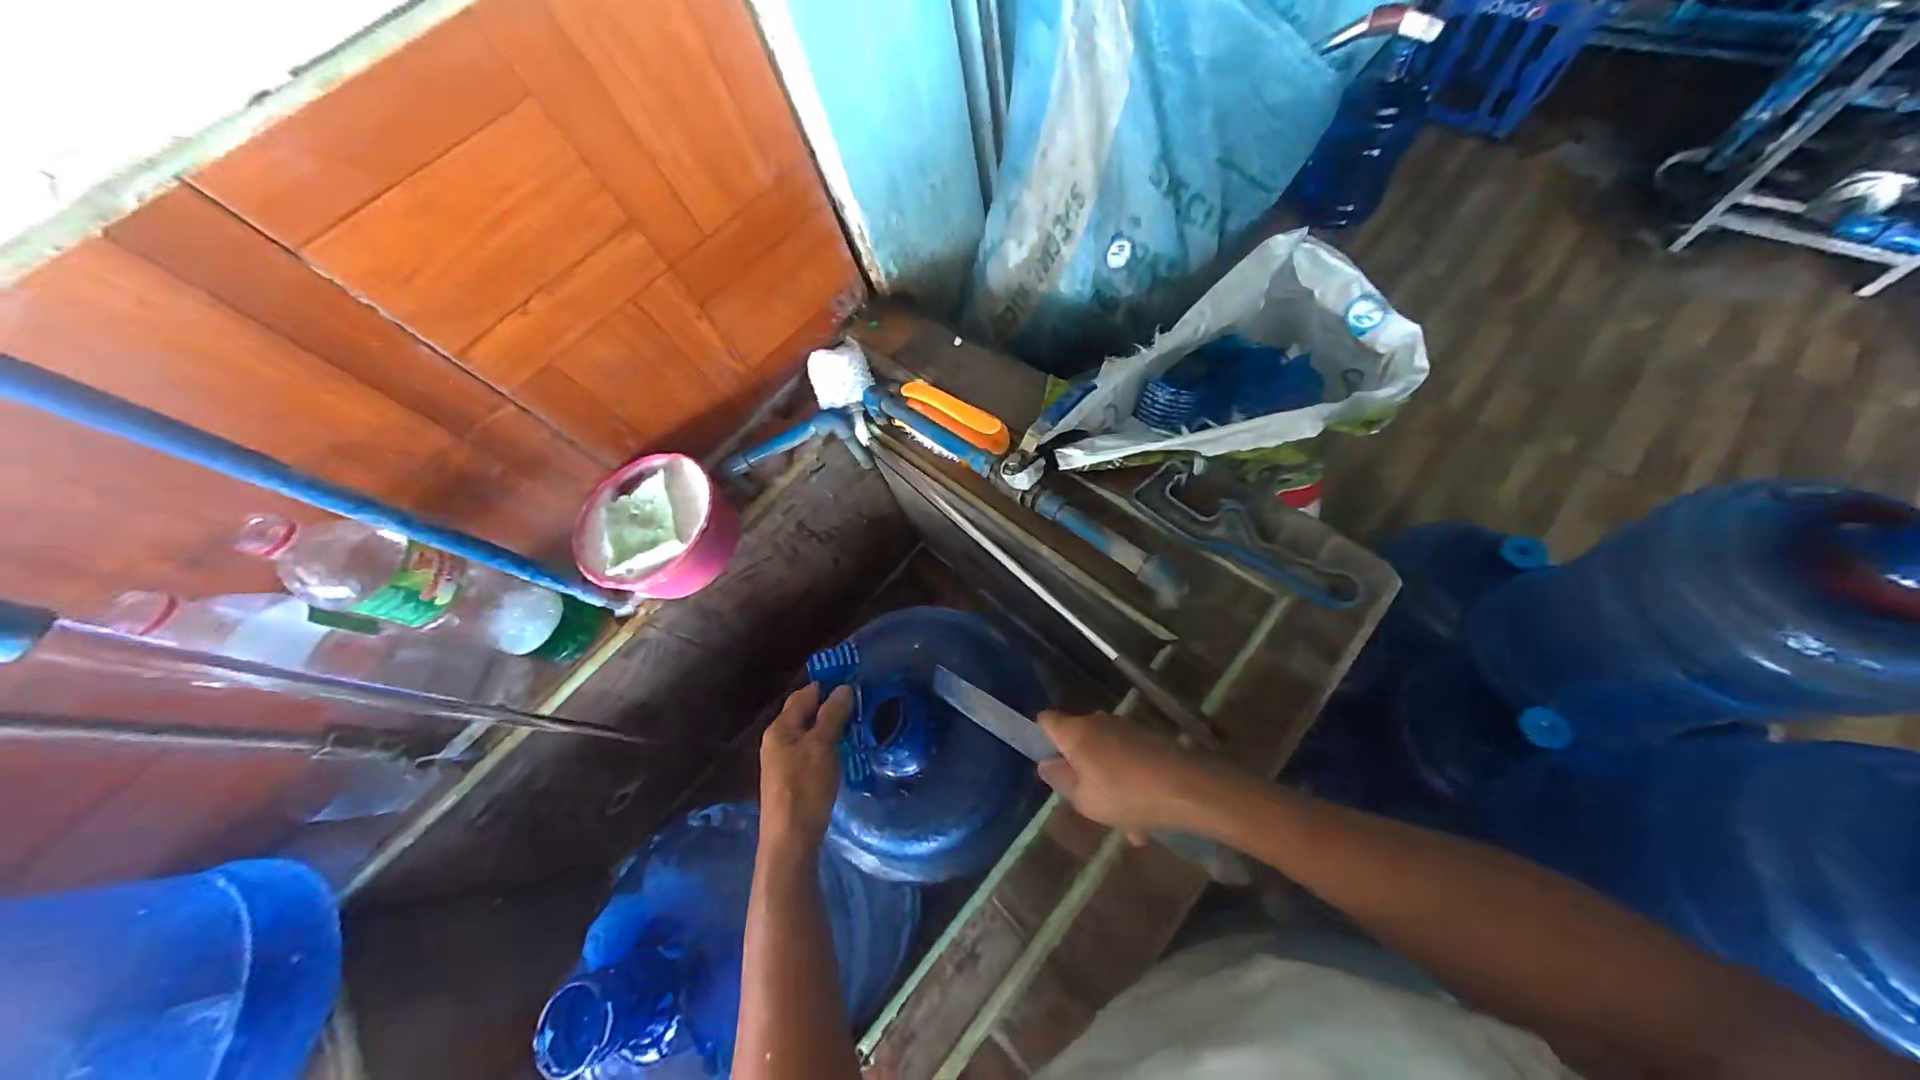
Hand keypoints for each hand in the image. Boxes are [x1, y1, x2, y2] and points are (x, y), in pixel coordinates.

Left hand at [760, 683, 852, 849]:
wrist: (791, 840)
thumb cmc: (806, 787)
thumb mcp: (822, 746)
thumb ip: (832, 715)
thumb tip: (843, 688)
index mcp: (780, 728)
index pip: (804, 694)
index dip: (828, 686)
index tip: (856, 684)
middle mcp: (777, 740)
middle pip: (805, 713)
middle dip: (831, 706)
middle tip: (862, 704)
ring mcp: (783, 760)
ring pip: (809, 733)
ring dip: (831, 727)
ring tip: (858, 725)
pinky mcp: (792, 778)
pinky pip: (811, 750)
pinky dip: (827, 745)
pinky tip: (844, 751)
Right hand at [1036, 710, 1230, 839]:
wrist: (1188, 788)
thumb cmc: (1124, 794)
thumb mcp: (1084, 799)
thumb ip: (1061, 780)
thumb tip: (1047, 764)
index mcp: (1075, 732)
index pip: (1047, 720)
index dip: (1043, 738)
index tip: (1050, 764)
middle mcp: (1098, 722)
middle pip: (1079, 740)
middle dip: (1081, 768)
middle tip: (1089, 801)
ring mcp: (1127, 728)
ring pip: (1107, 755)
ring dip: (1110, 782)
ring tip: (1126, 824)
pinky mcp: (1151, 739)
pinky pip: (1130, 761)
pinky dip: (1132, 784)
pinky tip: (1146, 822)